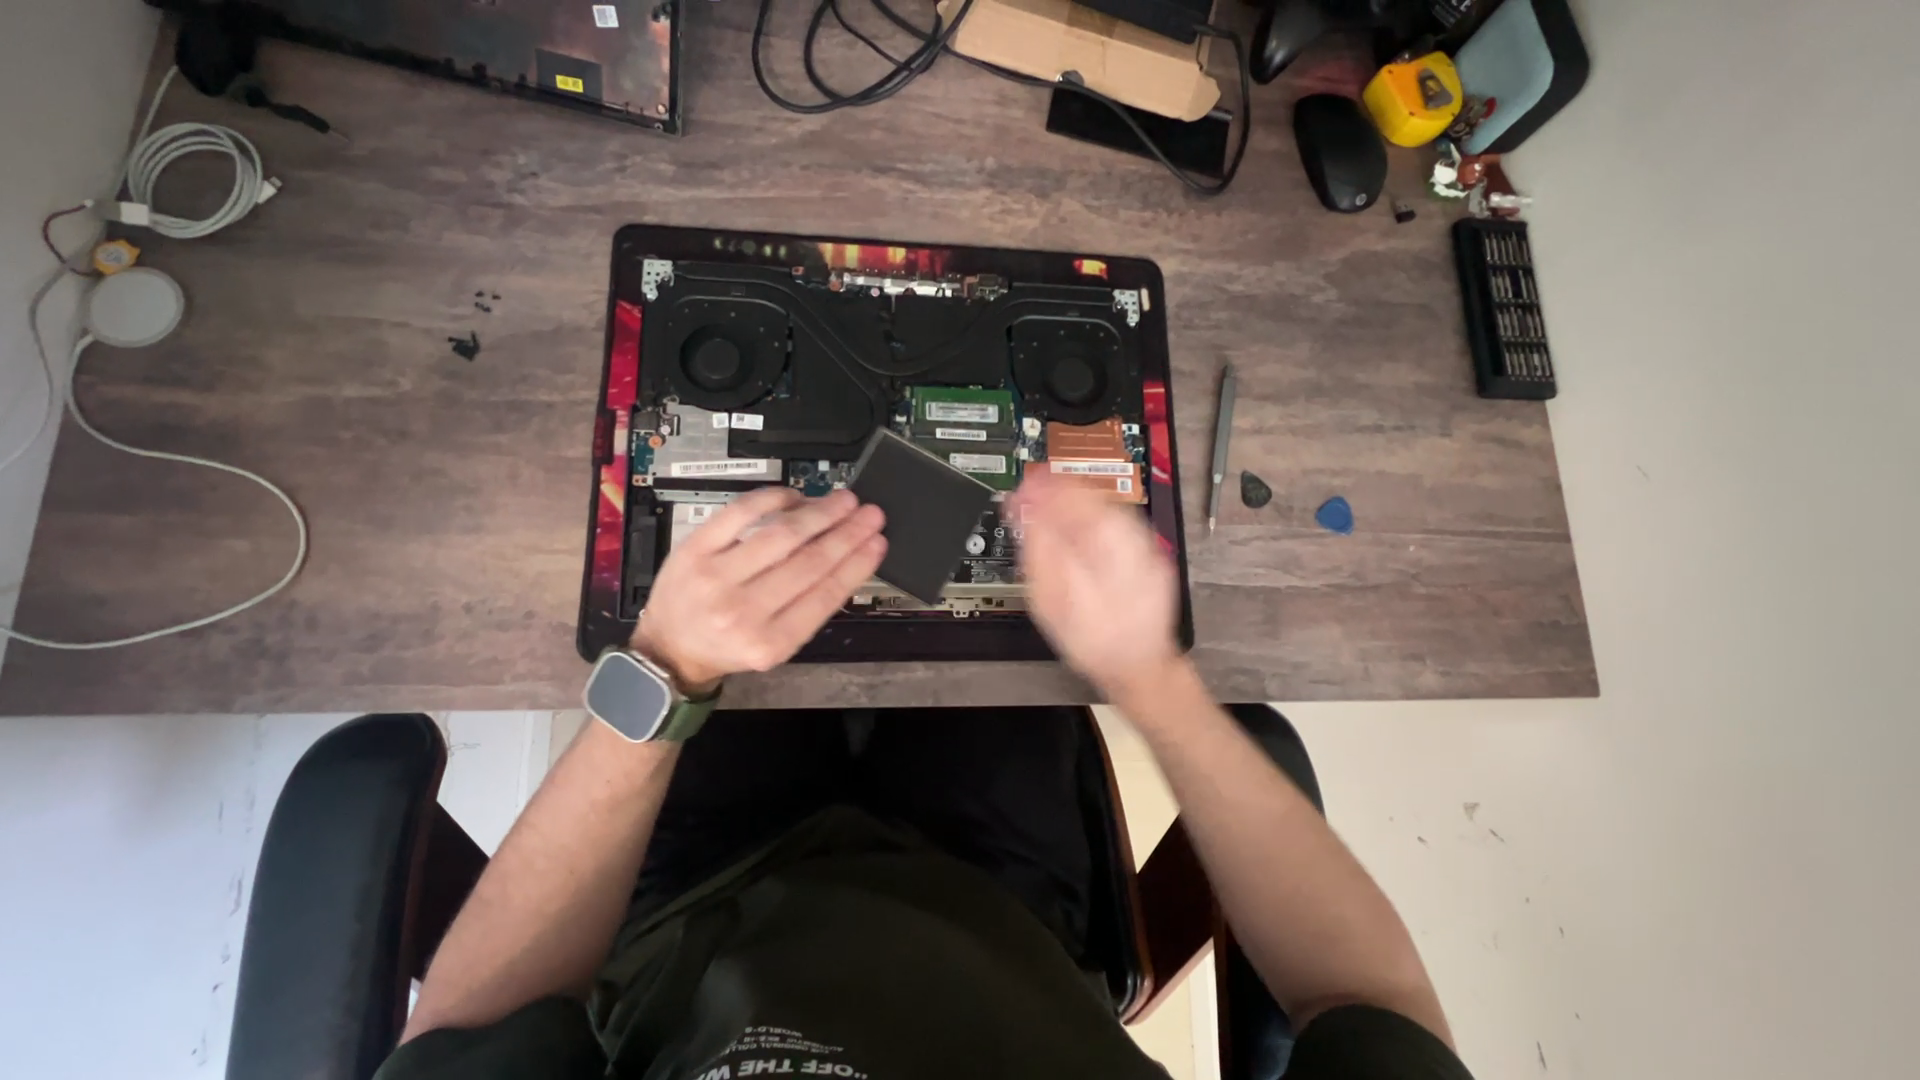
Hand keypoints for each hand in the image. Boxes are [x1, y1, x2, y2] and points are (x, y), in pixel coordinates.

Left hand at [630, 487, 884, 692]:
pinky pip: (740, 514)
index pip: (825, 596)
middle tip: (870, 514)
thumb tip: (849, 557)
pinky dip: (772, 500)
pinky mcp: (694, 550)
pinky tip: (795, 496)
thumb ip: (808, 609)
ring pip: (780, 536)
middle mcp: (742, 613)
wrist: (670, 648)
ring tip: (843, 501)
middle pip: (808, 563)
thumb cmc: (728, 645)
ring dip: (819, 514)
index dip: (857, 565)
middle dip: (847, 534)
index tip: (878, 542)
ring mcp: (716, 578)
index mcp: (769, 643)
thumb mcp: (775, 646)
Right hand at [1010, 468, 1181, 697]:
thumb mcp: (1055, 597)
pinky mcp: (1147, 562)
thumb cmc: (1098, 641)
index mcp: (1109, 538)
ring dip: (1074, 506)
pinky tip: (1076, 533)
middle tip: (1029, 495)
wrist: (1139, 668)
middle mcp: (1133, 536)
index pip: (1072, 494)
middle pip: (1092, 497)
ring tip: (1048, 509)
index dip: (1042, 488)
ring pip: (1105, 512)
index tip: (1022, 488)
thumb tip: (1028, 512)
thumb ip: (1041, 548)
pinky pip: (1115, 530)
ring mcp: (1144, 548)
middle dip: (1057, 493)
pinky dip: (1090, 525)